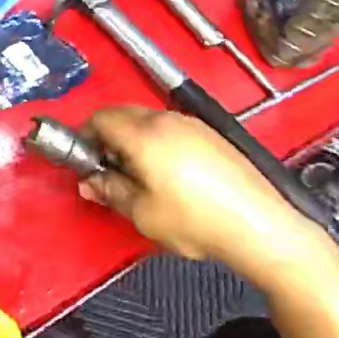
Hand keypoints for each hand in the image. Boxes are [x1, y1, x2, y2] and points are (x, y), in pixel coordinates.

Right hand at [80, 107, 338, 286]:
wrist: (256, 224)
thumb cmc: (196, 221)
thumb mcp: (142, 214)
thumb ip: (110, 191)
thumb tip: (90, 180)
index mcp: (144, 134)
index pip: (101, 118)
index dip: (84, 136)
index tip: (82, 159)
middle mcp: (167, 120)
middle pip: (123, 114)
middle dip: (107, 136)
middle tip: (105, 170)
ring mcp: (191, 124)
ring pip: (147, 120)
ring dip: (132, 139)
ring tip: (136, 176)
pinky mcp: (210, 134)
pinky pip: (171, 128)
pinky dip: (156, 141)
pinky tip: (166, 174)